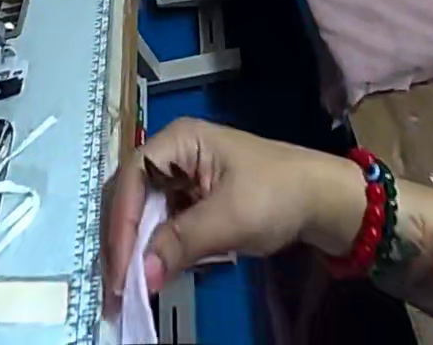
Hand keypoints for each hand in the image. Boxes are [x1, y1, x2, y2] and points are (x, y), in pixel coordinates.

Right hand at [102, 119, 362, 305]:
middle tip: (116, 290)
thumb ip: (182, 242)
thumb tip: (140, 276)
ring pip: (141, 212)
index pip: (134, 176)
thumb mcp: (230, 216)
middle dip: (122, 239)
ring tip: (126, 293)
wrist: (316, 198)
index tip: (121, 272)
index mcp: (181, 138)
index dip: (121, 222)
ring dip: (133, 250)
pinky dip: (151, 252)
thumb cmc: (275, 192)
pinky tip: (149, 278)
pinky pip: (159, 225)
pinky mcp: (189, 200)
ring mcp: (180, 176)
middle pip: (131, 193)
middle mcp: (174, 152)